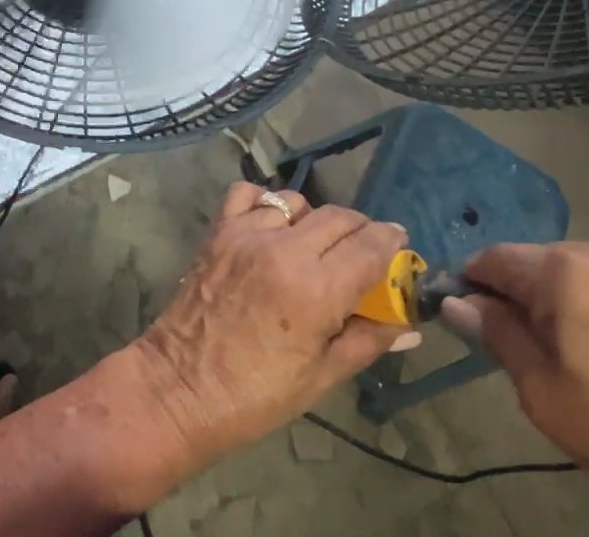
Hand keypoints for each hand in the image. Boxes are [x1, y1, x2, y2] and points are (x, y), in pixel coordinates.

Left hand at [130, 182, 411, 466]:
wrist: (180, 389)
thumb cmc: (256, 395)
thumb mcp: (322, 376)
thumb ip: (368, 340)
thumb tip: (408, 324)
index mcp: (317, 289)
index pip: (371, 244)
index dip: (392, 242)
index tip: (399, 247)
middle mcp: (285, 249)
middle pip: (339, 217)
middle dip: (360, 230)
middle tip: (364, 252)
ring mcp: (246, 234)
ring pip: (297, 202)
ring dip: (315, 219)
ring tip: (314, 245)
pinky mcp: (218, 232)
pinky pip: (247, 194)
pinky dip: (265, 202)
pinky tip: (272, 227)